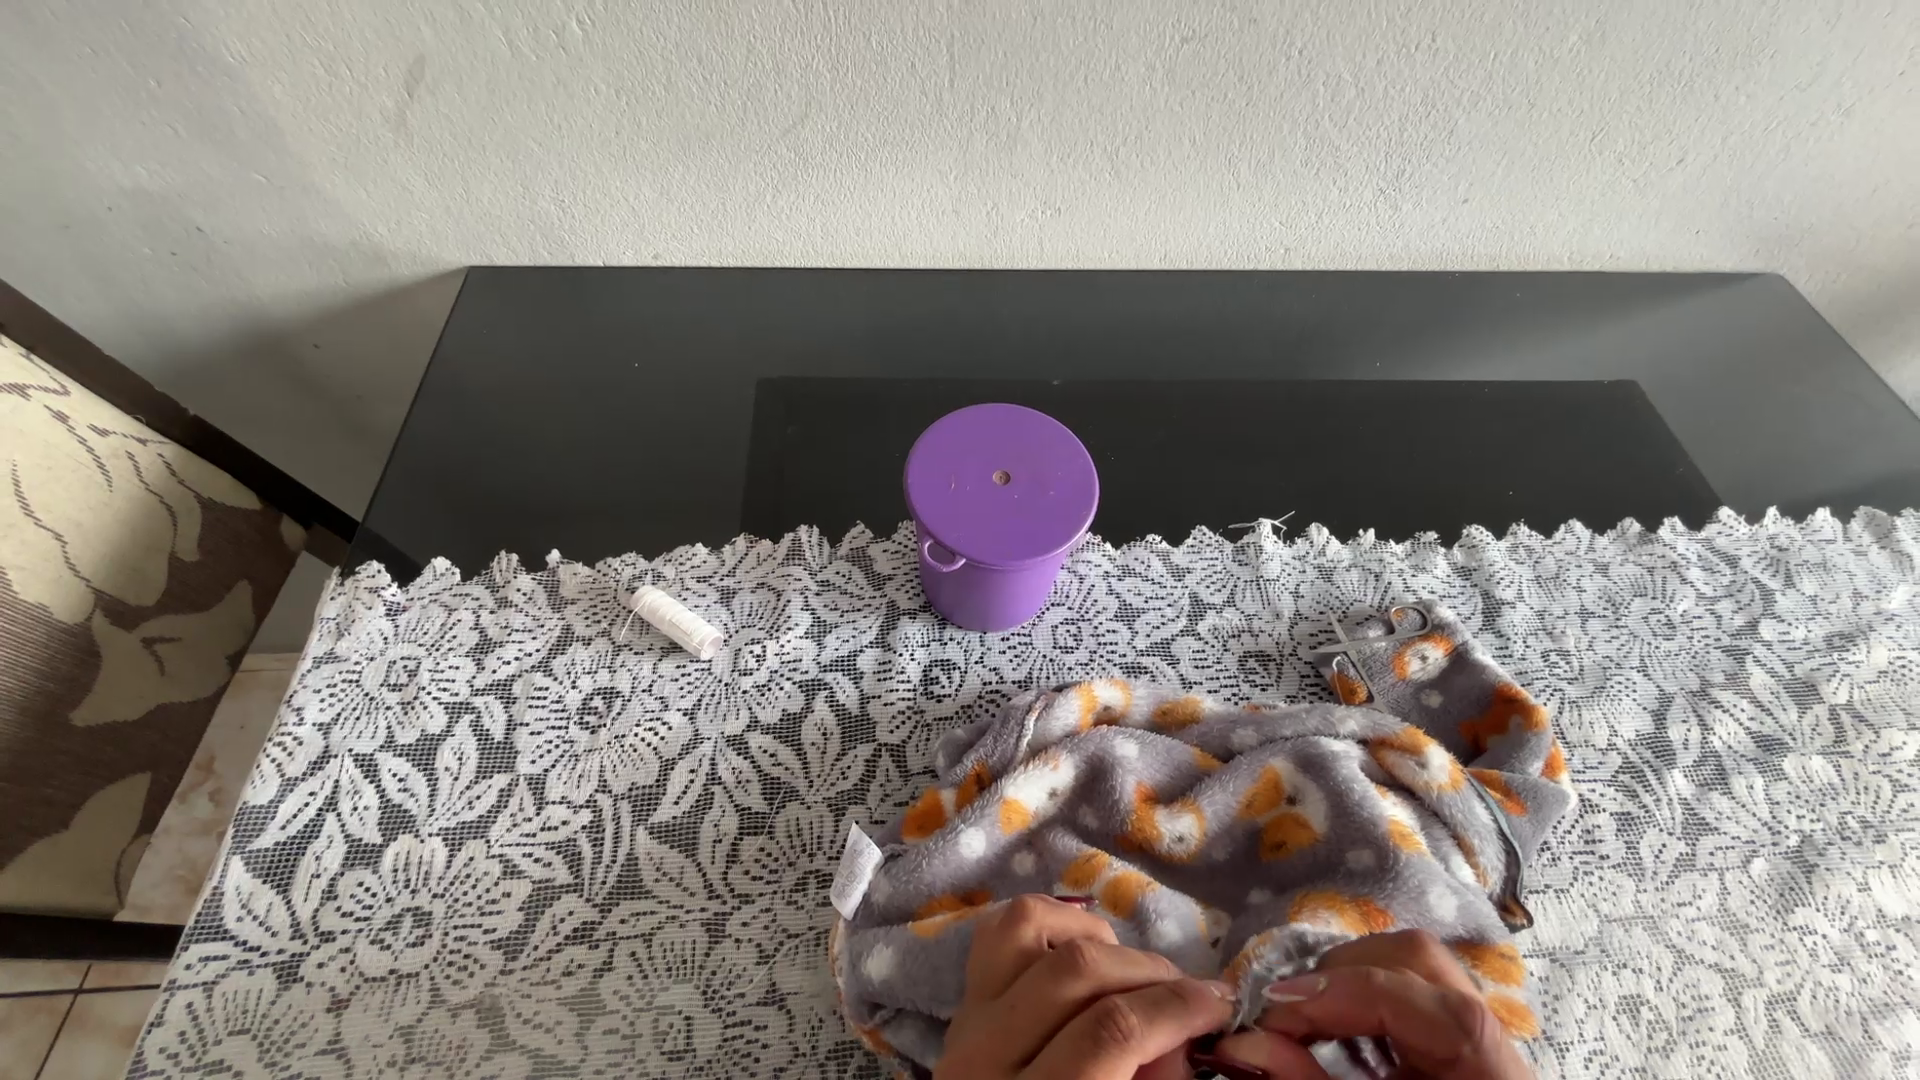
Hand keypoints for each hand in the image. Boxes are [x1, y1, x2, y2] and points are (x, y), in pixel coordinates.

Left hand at [937, 894, 1235, 1079]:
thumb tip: (1182, 1031)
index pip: (1111, 1031)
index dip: (1174, 1008)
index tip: (1219, 1003)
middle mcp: (988, 1056)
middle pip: (1075, 972)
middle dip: (1147, 971)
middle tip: (1188, 991)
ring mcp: (968, 1021)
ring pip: (1029, 930)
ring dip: (1096, 939)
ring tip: (1132, 972)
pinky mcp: (962, 1002)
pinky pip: (999, 929)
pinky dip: (1047, 919)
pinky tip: (1082, 943)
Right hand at [1212, 929, 1534, 1078]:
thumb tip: (1245, 1041)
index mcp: (1488, 1072)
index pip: (1423, 1003)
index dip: (1344, 991)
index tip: (1276, 1005)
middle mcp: (1494, 1040)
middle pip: (1418, 960)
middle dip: (1339, 972)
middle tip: (1288, 1011)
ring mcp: (1478, 1030)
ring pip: (1412, 959)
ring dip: (1347, 973)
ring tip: (1308, 1012)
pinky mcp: (1453, 1033)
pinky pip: (1409, 981)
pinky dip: (1363, 988)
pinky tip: (1337, 1020)